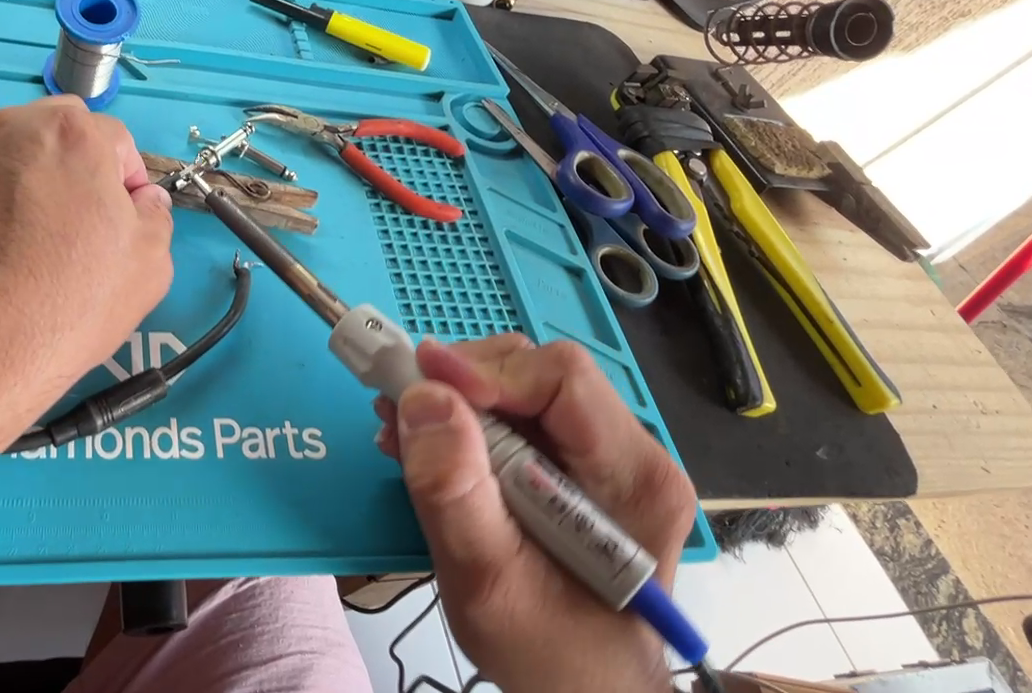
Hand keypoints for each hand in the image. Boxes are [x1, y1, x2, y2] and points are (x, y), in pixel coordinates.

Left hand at [0, 97, 174, 424]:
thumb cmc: (72, 299)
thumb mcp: (150, 263)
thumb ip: (156, 215)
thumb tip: (144, 200)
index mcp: (75, 132)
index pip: (119, 140)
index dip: (129, 184)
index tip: (124, 226)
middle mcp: (17, 128)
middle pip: (65, 132)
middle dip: (83, 165)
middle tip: (86, 225)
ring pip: (22, 153)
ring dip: (40, 179)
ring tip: (42, 241)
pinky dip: (3, 201)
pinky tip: (6, 251)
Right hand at [376, 336, 697, 692]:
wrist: (580, 688)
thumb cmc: (547, 651)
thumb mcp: (487, 582)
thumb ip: (454, 492)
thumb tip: (422, 397)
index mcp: (632, 476)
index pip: (562, 378)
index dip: (487, 370)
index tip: (420, 385)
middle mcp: (627, 450)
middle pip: (536, 372)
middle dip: (460, 381)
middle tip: (399, 407)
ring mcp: (600, 454)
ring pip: (517, 386)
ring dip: (452, 398)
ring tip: (402, 430)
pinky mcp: (572, 463)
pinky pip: (511, 413)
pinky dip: (459, 417)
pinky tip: (422, 444)